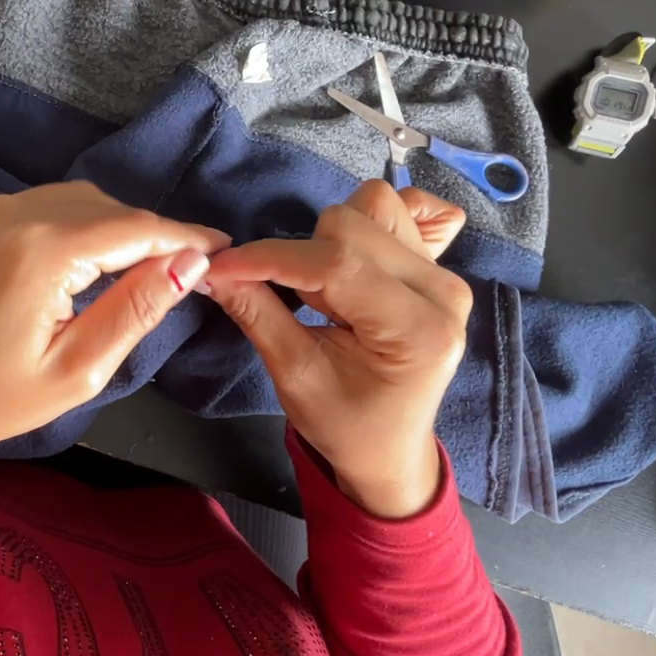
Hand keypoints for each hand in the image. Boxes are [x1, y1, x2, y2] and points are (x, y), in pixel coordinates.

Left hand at [0, 182, 229, 470]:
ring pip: (78, 201)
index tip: (223, 247)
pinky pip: (45, 206)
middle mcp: (16, 212)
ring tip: (143, 267)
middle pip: (109, 208)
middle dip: (152, 234)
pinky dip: (78, 223)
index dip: (185, 236)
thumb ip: (137, 308)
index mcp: (43, 251)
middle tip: (185, 268)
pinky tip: (89, 257)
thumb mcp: (77, 369)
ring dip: (116, 227)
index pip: (136, 228)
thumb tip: (190, 261)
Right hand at [202, 182, 471, 517]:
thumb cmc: (344, 424)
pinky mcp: (437, 265)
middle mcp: (442, 290)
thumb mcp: (293, 376)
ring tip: (325, 292)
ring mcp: (445, 273)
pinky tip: (355, 257)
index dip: (269, 257)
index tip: (220, 266)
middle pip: (351, 224)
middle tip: (292, 303)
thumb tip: (209, 269)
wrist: (389, 449)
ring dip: (329, 240)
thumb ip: (255, 313)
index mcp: (417, 329)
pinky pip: (404, 208)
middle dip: (300, 256)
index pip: (336, 264)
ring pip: (374, 206)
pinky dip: (369, 222)